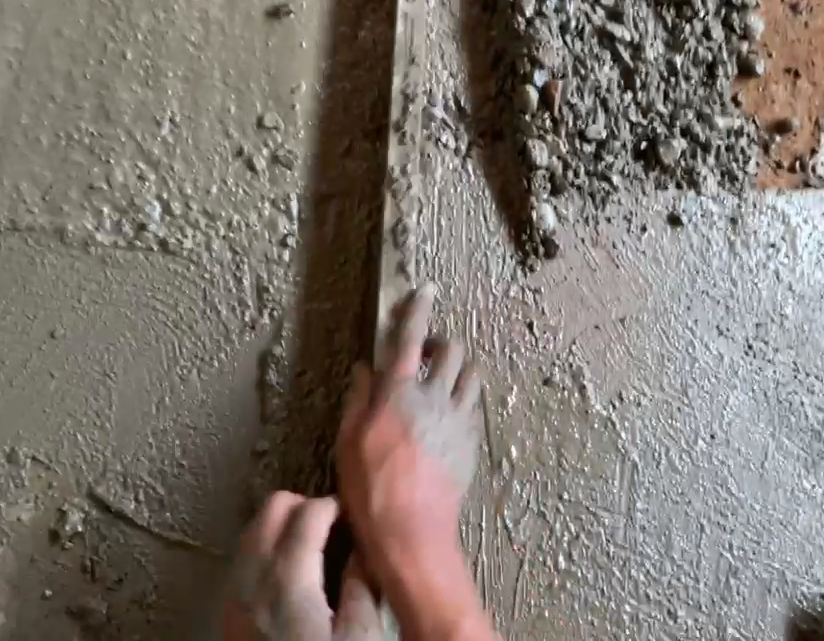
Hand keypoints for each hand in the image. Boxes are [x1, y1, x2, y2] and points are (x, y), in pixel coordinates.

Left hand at [223, 492, 380, 640]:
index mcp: (288, 578)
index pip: (310, 512)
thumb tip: (365, 549)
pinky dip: (265, 550)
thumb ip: (361, 586)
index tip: (355, 517)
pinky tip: (288, 574)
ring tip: (312, 547)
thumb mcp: (360, 640)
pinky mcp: (227, 616)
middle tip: (333, 527)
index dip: (336, 505)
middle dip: (305, 505)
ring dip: (282, 525)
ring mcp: (234, 596)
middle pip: (273, 508)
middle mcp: (253, 577)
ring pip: (253, 529)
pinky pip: (243, 560)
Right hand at [336, 291, 490, 638]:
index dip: (417, 309)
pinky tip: (450, 414)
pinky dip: (464, 398)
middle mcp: (433, 396)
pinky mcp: (471, 440)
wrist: (413, 533)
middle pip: (451, 349)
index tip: (426, 289)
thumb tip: (365, 367)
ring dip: (458, 367)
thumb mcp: (348, 441)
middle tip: (426, 352)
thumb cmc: (370, 488)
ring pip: (471, 373)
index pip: (409, 337)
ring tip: (443, 379)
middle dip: (441, 341)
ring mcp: (457, 418)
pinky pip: (474, 405)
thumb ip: (358, 398)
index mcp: (399, 392)